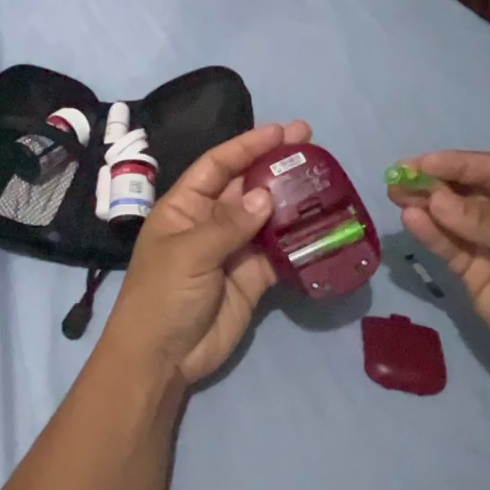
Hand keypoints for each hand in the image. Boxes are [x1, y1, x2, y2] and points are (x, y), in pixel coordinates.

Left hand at [100, 121, 309, 384]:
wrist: (162, 358)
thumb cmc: (162, 295)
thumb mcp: (189, 253)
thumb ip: (229, 224)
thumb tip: (266, 195)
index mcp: (184, 207)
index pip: (217, 165)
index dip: (248, 146)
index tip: (282, 131)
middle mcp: (209, 222)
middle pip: (246, 186)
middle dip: (276, 166)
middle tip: (314, 145)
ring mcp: (232, 250)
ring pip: (267, 217)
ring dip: (293, 201)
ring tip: (327, 181)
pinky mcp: (251, 279)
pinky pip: (279, 253)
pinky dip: (299, 243)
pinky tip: (323, 228)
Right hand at [388, 151, 489, 369]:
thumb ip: (488, 220)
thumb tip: (435, 200)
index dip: (458, 163)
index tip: (421, 162)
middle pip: (466, 191)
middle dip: (433, 182)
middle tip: (397, 177)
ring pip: (451, 218)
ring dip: (424, 205)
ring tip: (396, 195)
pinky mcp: (474, 274)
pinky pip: (448, 247)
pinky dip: (429, 233)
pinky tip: (411, 220)